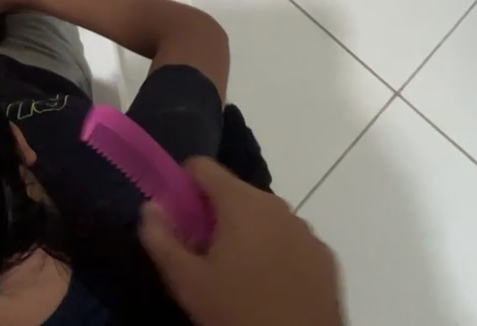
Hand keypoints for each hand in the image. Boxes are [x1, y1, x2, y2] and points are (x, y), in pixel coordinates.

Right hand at [139, 158, 344, 325]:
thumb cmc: (240, 316)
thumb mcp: (188, 283)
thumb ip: (161, 238)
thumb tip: (150, 206)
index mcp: (241, 202)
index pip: (201, 166)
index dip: (183, 186)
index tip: (178, 219)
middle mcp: (275, 204)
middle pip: (232, 192)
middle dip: (213, 215)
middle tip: (203, 256)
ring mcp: (305, 230)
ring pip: (262, 217)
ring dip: (245, 233)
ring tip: (236, 277)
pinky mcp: (326, 257)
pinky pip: (289, 240)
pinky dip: (275, 251)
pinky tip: (270, 288)